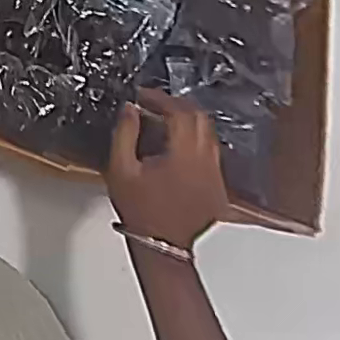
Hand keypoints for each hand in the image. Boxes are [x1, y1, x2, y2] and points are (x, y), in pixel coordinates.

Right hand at [108, 88, 229, 249]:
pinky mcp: (218, 186)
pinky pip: (210, 151)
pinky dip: (192, 139)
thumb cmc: (139, 207)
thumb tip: (131, 108)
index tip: (143, 96)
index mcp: (185, 157)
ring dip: (186, 121)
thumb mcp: (121, 167)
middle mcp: (207, 163)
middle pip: (201, 119)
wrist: (162, 244)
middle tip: (153, 103)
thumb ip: (125, 132)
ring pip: (208, 134)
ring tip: (160, 120)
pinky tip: (171, 145)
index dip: (161, 99)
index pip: (181, 114)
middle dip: (176, 105)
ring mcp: (216, 176)